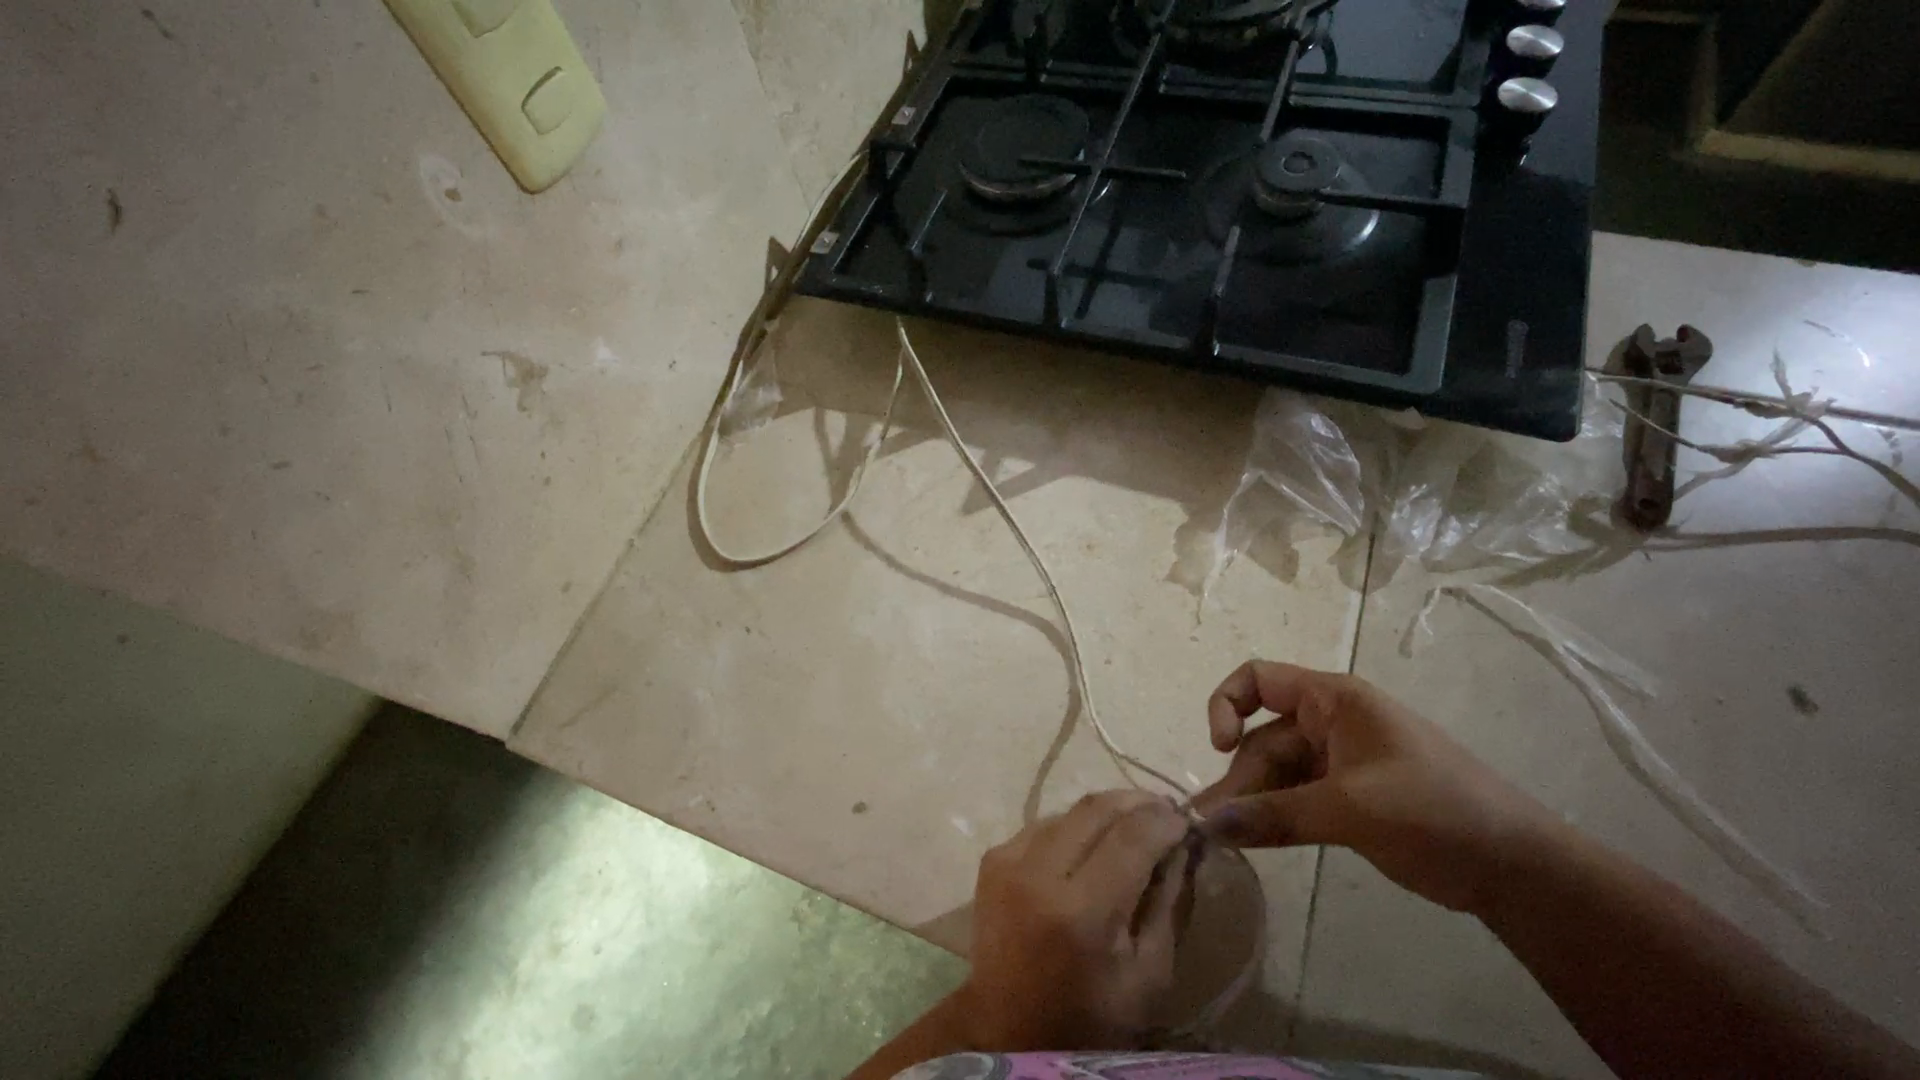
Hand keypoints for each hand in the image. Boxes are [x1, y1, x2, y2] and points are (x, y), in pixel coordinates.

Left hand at [959, 790, 1194, 1050]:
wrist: (1008, 1030)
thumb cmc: (1090, 1016)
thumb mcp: (1150, 973)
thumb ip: (1168, 902)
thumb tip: (1182, 845)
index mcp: (1081, 912)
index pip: (1132, 838)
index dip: (1165, 820)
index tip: (1187, 819)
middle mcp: (1038, 875)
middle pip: (1096, 809)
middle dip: (1138, 802)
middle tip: (1165, 810)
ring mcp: (1008, 862)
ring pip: (1069, 811)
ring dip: (1106, 811)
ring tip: (1134, 824)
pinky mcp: (992, 861)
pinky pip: (1043, 824)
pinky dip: (1074, 826)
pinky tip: (1091, 842)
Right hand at [1194, 661, 1559, 913]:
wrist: (1514, 868)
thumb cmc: (1436, 811)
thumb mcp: (1351, 809)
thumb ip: (1274, 814)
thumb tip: (1203, 824)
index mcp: (1334, 701)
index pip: (1259, 679)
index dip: (1228, 705)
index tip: (1220, 747)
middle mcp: (1329, 724)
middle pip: (1262, 739)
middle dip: (1239, 779)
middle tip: (1211, 828)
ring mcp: (1338, 765)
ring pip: (1275, 775)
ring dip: (1251, 804)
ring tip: (1222, 841)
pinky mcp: (1346, 802)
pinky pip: (1293, 802)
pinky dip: (1271, 819)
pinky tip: (1250, 843)